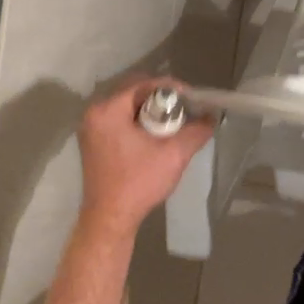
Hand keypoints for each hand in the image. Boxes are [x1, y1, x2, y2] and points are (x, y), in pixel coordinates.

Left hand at [76, 76, 213, 233]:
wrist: (110, 218)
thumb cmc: (139, 183)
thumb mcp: (174, 154)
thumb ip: (196, 131)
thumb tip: (212, 117)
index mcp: (107, 111)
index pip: (143, 84)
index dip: (171, 88)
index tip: (192, 99)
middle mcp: (93, 114)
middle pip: (133, 93)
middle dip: (161, 99)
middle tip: (184, 110)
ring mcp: (90, 129)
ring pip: (127, 107)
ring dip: (150, 111)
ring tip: (173, 123)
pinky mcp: (93, 143)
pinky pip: (119, 121)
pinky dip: (138, 122)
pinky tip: (155, 136)